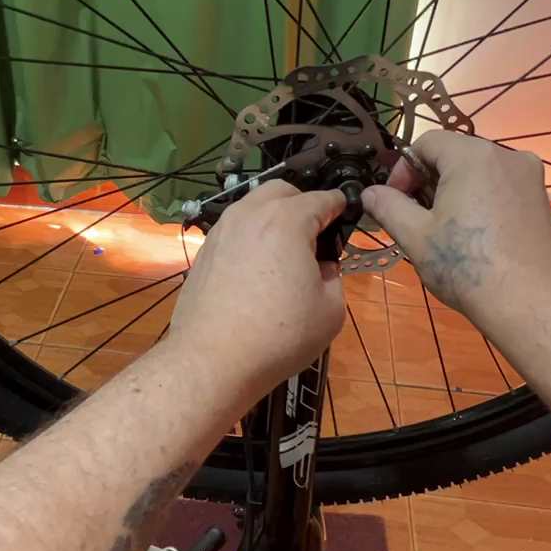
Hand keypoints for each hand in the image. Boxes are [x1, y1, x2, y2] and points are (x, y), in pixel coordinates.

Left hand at [163, 180, 347, 404]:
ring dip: (273, 217)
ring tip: (285, 250)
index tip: (346, 213)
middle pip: (282, 191)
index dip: (338, 205)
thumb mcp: (330, 310)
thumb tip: (323, 267)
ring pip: (252, 206)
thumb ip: (334, 278)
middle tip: (315, 233)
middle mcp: (250, 215)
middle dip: (302, 203)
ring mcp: (221, 231)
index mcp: (287, 221)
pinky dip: (250, 236)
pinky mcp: (204, 252)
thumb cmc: (279, 335)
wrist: (212, 360)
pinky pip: (234, 230)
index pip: (321, 199)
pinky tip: (256, 267)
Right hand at [360, 132, 550, 323]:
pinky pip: (499, 191)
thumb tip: (370, 193)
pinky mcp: (542, 203)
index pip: (426, 143)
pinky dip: (479, 204)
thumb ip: (388, 206)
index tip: (392, 201)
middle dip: (427, 183)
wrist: (534, 306)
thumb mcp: (415, 236)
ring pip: (477, 175)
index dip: (402, 170)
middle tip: (413, 219)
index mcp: (473, 155)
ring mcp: (530, 179)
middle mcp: (507, 156)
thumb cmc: (468, 266)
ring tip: (441, 233)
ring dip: (452, 194)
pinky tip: (472, 240)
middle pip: (454, 156)